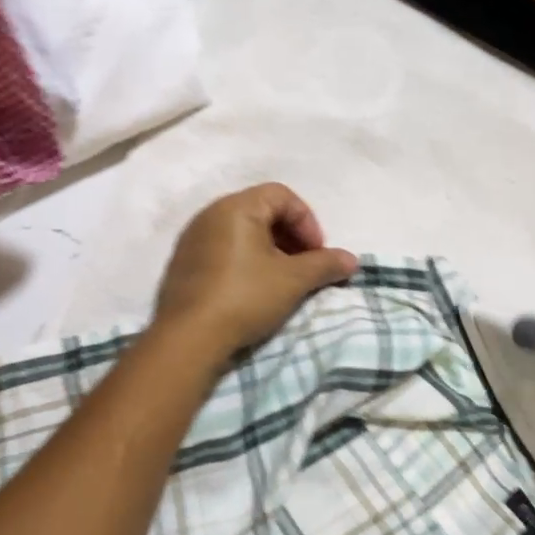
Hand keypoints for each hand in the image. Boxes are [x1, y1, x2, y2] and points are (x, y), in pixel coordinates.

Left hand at [153, 184, 359, 357]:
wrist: (188, 338)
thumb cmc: (245, 298)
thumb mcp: (293, 281)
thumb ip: (325, 265)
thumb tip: (352, 260)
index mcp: (236, 207)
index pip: (282, 195)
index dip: (307, 221)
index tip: (317, 254)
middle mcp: (209, 214)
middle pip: (261, 211)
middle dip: (290, 236)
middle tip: (304, 267)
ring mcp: (192, 239)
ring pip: (241, 233)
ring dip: (269, 251)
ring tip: (282, 282)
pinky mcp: (183, 265)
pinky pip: (222, 250)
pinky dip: (245, 262)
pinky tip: (252, 291)